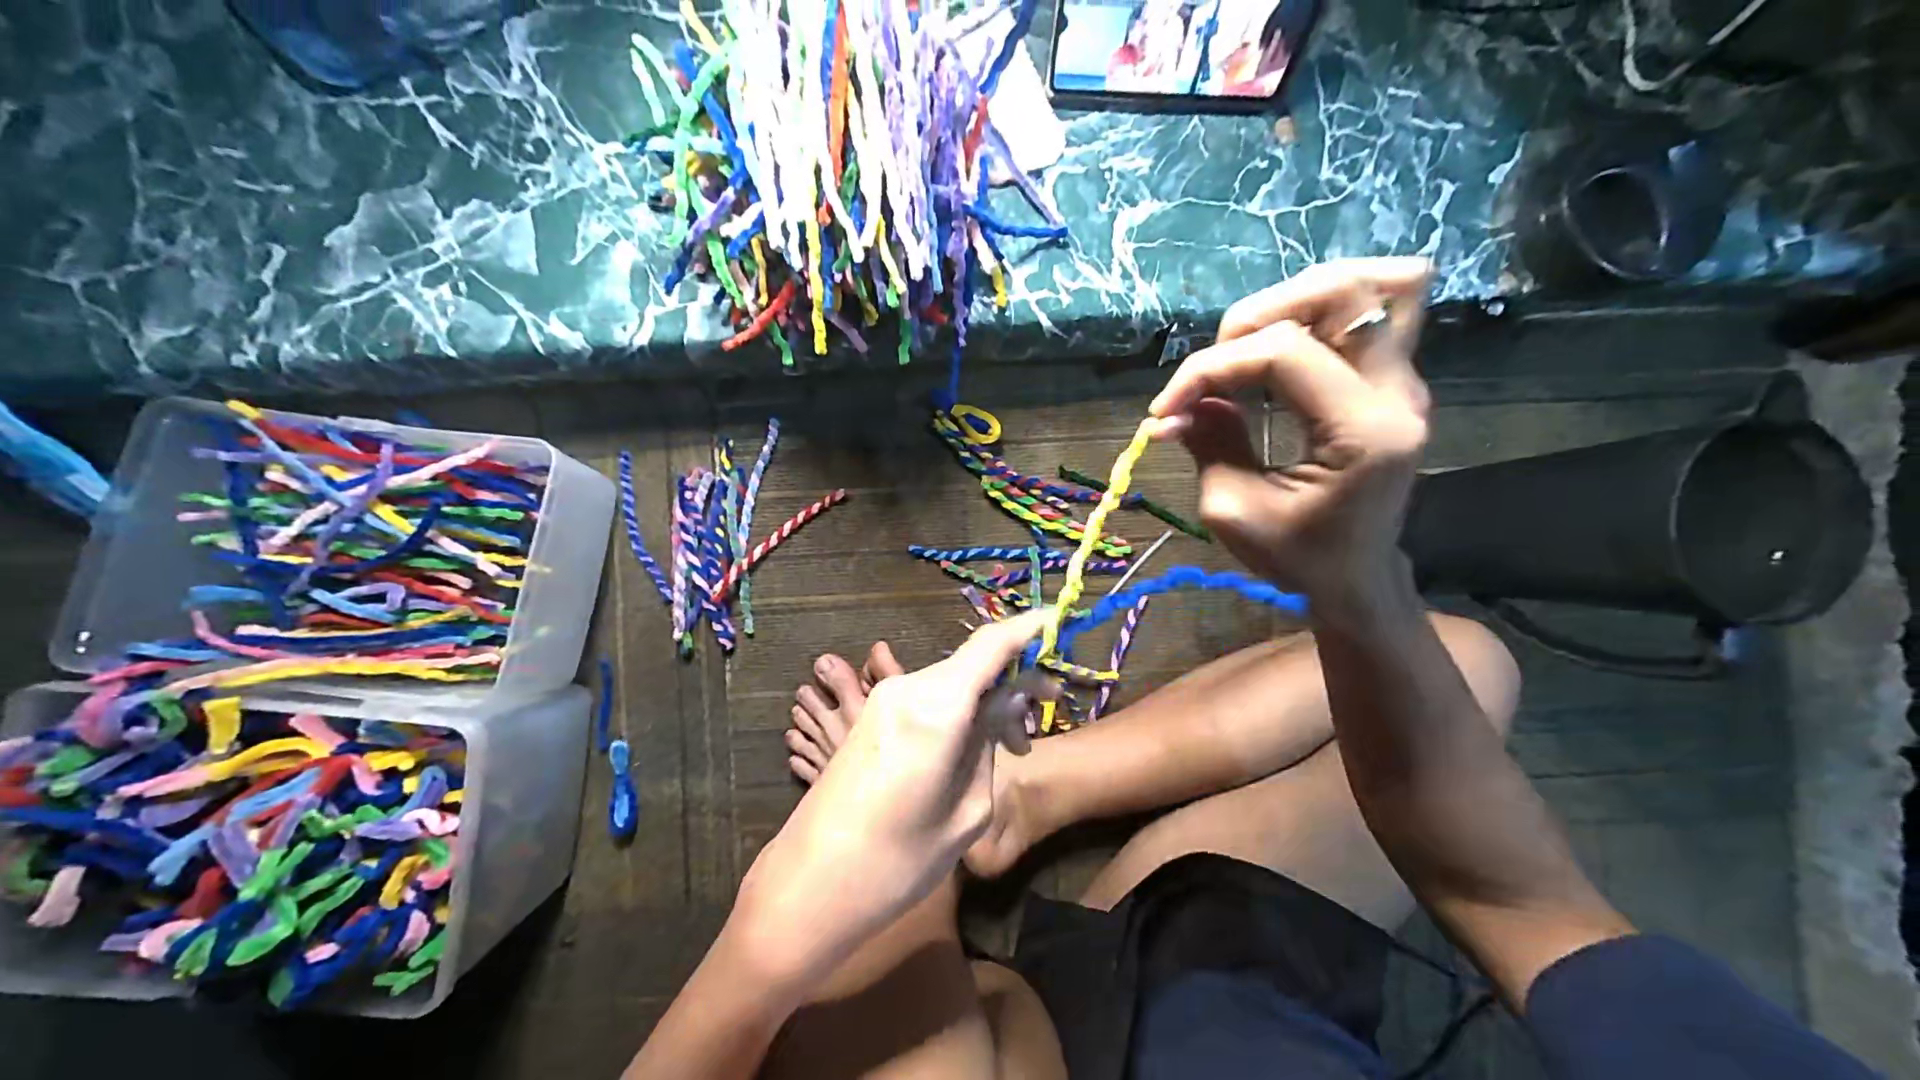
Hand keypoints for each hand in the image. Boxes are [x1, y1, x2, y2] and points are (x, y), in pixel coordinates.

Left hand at [732, 611, 1050, 981]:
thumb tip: (1007, 703)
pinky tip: (965, 752)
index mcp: (935, 708)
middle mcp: (907, 688)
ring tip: (1001, 753)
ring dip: (982, 704)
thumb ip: (989, 745)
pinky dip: (956, 712)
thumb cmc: (896, 863)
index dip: (1027, 629)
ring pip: (952, 681)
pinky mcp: (871, 714)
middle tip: (1029, 738)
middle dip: (1010, 687)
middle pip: (973, 664)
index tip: (1057, 623)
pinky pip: (927, 697)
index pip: (990, 644)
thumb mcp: (967, 811)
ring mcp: (884, 698)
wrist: (809, 883)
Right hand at [1149, 258, 1433, 603]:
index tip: (1168, 409)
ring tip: (1247, 343)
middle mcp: (1397, 392)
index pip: (1284, 352)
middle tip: (1218, 361)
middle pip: (1348, 290)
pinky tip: (1274, 347)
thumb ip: (1207, 443)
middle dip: (1260, 313)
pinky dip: (1314, 313)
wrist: (1357, 580)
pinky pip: (1368, 312)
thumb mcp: (1233, 510)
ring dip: (1296, 299)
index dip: (1212, 367)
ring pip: (1375, 284)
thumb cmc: (1298, 558)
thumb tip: (1175, 409)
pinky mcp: (1390, 381)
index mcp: (1364, 432)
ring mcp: (1402, 381)